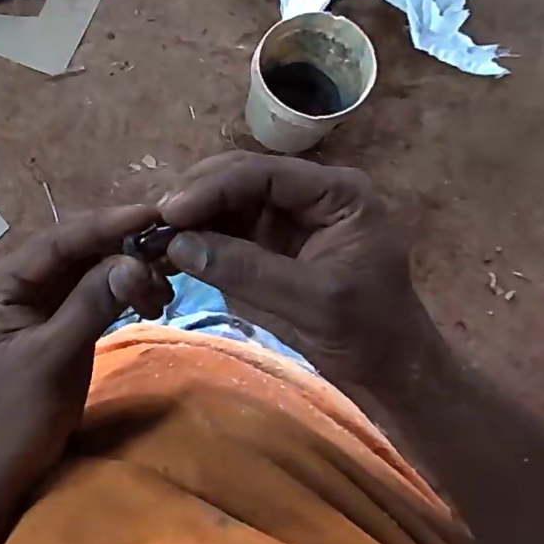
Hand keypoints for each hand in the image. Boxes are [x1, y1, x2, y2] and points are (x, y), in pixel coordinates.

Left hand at [0, 204, 165, 488]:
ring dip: (127, 271)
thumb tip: (133, 263)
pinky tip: (151, 298)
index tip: (147, 215)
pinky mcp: (61, 317)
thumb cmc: (16, 414)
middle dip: (121, 248)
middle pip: (76, 250)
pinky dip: (123, 291)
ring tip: (163, 289)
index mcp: (4, 281)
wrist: (3, 467)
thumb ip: (90, 306)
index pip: (57, 242)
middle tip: (168, 253)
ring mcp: (42, 299)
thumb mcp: (54, 358)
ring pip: (90, 268)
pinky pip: (95, 291)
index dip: (102, 225)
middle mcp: (22, 280)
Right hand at [156, 153, 441, 388]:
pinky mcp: (266, 233)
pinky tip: (170, 242)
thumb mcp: (313, 302)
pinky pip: (221, 220)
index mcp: (336, 191)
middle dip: (194, 194)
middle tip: (154, 220)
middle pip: (237, 174)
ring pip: (223, 194)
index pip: (262, 173)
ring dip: (189, 210)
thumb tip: (176, 245)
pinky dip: (194, 230)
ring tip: (155, 230)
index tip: (170, 212)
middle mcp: (307, 189)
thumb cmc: (368, 333)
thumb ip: (246, 269)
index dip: (211, 188)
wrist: (389, 370)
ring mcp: (285, 210)